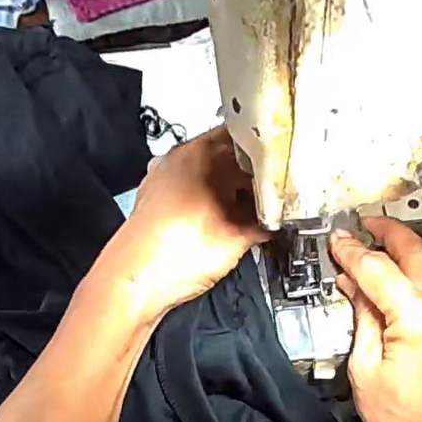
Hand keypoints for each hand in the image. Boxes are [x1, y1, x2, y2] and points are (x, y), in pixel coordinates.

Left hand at [89, 126, 266, 318]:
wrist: (132, 285)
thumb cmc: (171, 254)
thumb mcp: (235, 238)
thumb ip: (263, 224)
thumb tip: (276, 222)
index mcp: (198, 152)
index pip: (247, 136)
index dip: (273, 153)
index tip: (289, 167)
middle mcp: (178, 161)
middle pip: (228, 159)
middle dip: (253, 178)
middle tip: (277, 198)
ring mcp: (164, 183)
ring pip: (210, 180)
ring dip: (233, 195)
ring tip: (256, 216)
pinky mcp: (157, 208)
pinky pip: (194, 199)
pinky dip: (212, 209)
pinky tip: (226, 229)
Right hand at [330, 218, 421, 421]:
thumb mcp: (364, 367)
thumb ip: (364, 316)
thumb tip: (355, 285)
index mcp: (420, 319)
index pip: (378, 269)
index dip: (351, 252)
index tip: (337, 241)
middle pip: (417, 252)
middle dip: (385, 236)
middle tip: (362, 231)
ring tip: (397, 249)